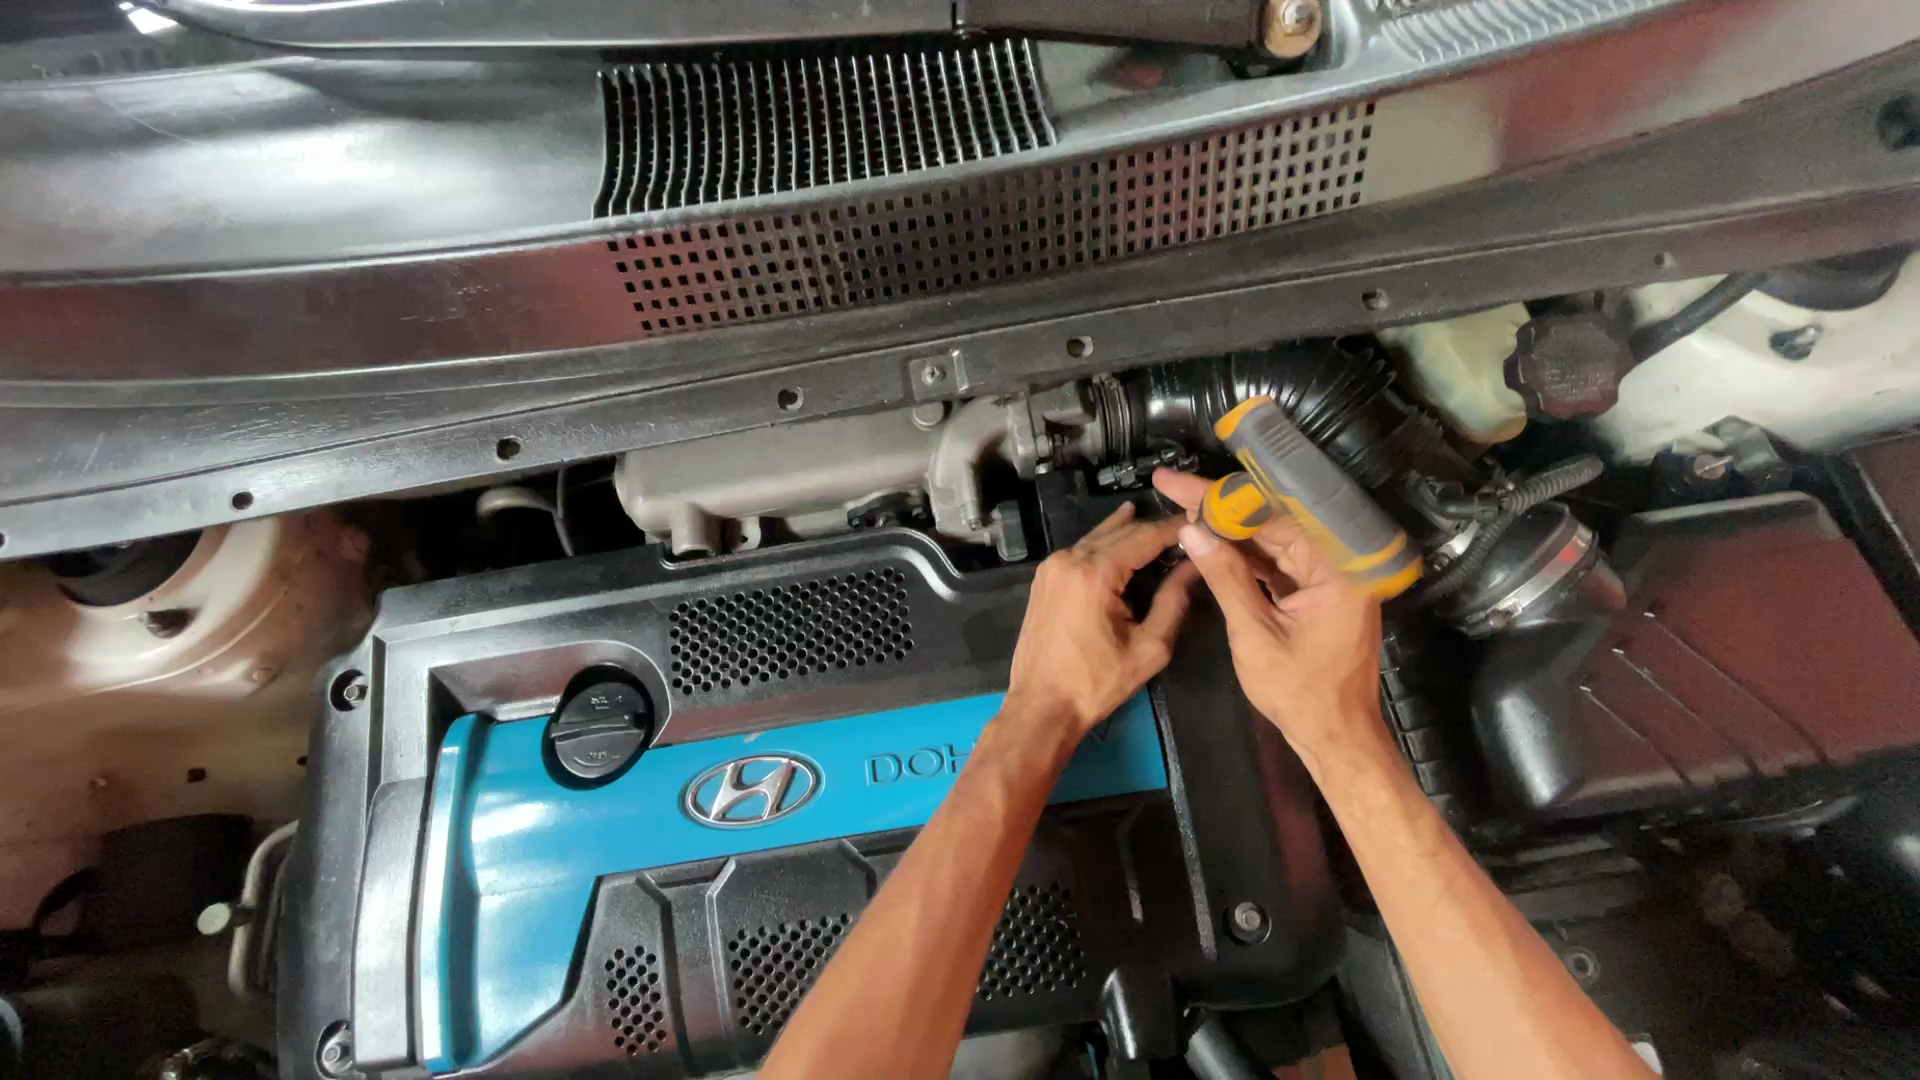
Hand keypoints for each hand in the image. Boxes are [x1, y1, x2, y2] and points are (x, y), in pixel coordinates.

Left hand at [1005, 502, 1198, 735]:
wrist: (1042, 704)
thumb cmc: (1097, 683)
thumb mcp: (1149, 647)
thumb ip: (1173, 600)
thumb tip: (1195, 564)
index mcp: (1095, 573)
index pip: (1145, 536)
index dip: (1175, 528)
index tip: (1203, 522)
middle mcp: (1069, 559)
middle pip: (1121, 532)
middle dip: (1153, 529)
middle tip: (1187, 528)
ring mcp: (1052, 566)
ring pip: (1098, 537)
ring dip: (1128, 532)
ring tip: (1161, 529)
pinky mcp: (1044, 577)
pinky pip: (1081, 551)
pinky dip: (1105, 545)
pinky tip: (1123, 543)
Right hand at [1151, 469, 1389, 774]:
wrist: (1335, 736)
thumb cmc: (1299, 692)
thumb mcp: (1254, 633)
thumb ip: (1224, 578)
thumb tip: (1192, 532)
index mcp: (1337, 568)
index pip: (1270, 517)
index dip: (1219, 499)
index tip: (1177, 484)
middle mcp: (1339, 563)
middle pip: (1272, 522)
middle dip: (1219, 507)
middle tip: (1171, 489)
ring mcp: (1329, 577)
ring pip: (1271, 539)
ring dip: (1228, 529)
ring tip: (1182, 509)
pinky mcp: (1316, 592)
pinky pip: (1276, 562)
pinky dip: (1243, 555)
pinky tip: (1210, 542)